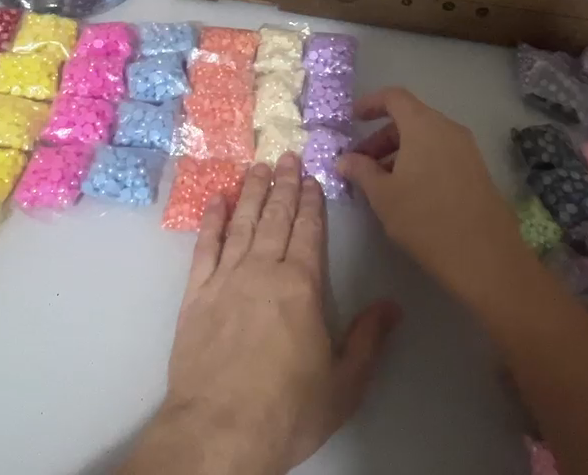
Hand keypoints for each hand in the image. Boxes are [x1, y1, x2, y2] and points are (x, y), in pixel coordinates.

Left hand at [123, 155, 399, 474]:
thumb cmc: (288, 409)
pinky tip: (217, 201)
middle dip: (284, 184)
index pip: (308, 231)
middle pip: (276, 217)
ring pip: (242, 223)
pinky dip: (211, 221)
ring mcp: (225, 279)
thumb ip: (368, 340)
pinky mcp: (195, 295)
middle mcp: (263, 270)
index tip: (311, 176)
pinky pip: (204, 247)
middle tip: (286, 155)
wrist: (218, 431)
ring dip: (252, 192)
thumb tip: (392, 305)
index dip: (311, 202)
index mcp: (301, 286)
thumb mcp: (344, 384)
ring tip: (257, 166)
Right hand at [338, 87, 533, 310]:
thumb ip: (361, 171)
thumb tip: (345, 159)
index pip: (394, 97)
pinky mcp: (477, 170)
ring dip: (400, 152)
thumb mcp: (383, 196)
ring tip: (381, 184)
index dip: (370, 104)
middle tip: (361, 165)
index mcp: (423, 125)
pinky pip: (442, 153)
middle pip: (410, 119)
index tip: (352, 120)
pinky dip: (420, 162)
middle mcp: (448, 128)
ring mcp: (467, 149)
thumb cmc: (426, 219)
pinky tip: (409, 193)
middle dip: (381, 137)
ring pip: (426, 138)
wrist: (486, 256)